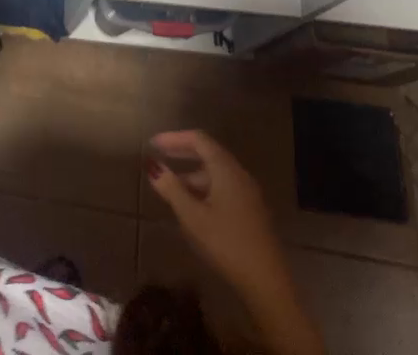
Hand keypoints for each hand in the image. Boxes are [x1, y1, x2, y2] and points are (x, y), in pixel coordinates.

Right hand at [146, 130, 286, 288]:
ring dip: (192, 174)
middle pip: (209, 153)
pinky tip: (193, 206)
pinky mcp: (251, 210)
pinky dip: (204, 187)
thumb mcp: (192, 216)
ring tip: (171, 186)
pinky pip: (224, 187)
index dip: (174, 138)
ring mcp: (248, 193)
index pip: (199, 140)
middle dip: (182, 152)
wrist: (265, 279)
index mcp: (226, 170)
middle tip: (159, 156)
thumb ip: (171, 188)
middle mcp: (240, 175)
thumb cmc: (225, 242)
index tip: (153, 144)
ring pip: (216, 173)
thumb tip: (152, 166)